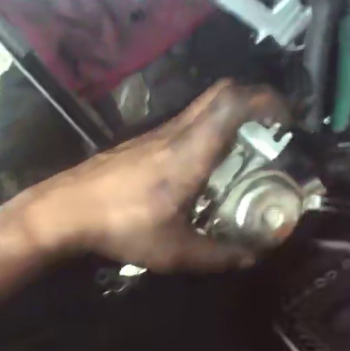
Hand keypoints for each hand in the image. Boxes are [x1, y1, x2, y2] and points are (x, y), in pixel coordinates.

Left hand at [15, 80, 288, 271]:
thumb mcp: (176, 251)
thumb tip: (252, 257)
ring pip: (203, 108)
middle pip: (222, 93)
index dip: (266, 100)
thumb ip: (219, 255)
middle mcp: (177, 132)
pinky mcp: (143, 143)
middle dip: (255, 103)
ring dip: (232, 120)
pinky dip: (209, 134)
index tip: (286, 120)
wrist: (63, 212)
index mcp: (191, 150)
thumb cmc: (122, 227)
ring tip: (247, 154)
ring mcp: (157, 133)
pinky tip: (207, 169)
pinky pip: (186, 125)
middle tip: (272, 133)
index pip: (233, 102)